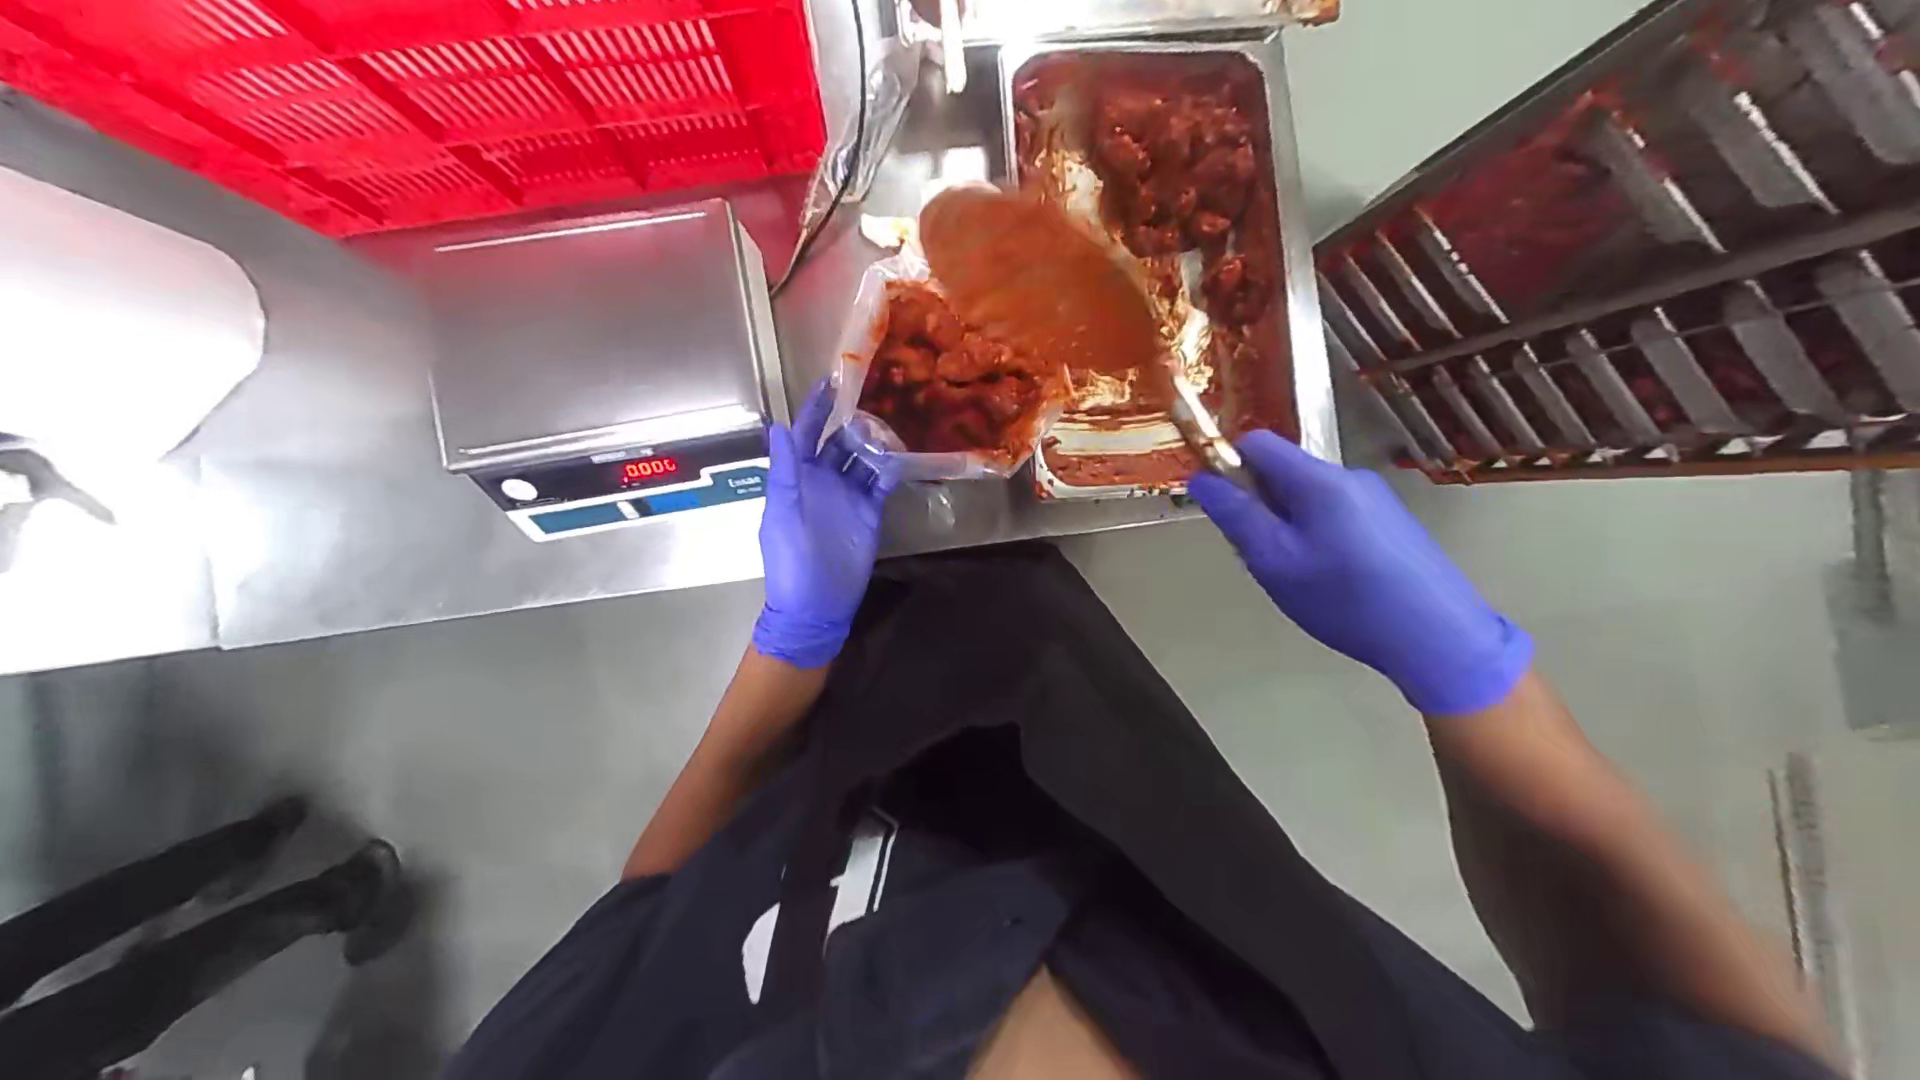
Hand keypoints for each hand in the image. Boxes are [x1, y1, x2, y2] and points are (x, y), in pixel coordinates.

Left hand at [752, 377, 899, 668]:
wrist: (816, 604)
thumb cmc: (791, 559)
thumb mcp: (783, 512)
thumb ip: (784, 471)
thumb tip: (778, 425)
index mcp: (798, 476)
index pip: (806, 433)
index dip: (815, 408)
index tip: (831, 381)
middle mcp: (824, 479)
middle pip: (840, 441)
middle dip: (854, 420)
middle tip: (875, 396)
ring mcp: (849, 495)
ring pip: (864, 458)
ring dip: (876, 441)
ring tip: (893, 421)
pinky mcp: (871, 511)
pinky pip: (882, 482)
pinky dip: (892, 467)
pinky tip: (906, 452)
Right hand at [1189, 432, 1530, 714]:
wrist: (1438, 638)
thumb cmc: (1345, 598)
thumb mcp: (1275, 560)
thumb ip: (1236, 515)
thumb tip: (1200, 478)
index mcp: (1318, 480)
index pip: (1257, 442)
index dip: (1228, 464)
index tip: (1222, 505)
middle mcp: (1348, 477)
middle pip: (1281, 471)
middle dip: (1257, 504)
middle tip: (1258, 554)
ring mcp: (1374, 498)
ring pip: (1304, 496)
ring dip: (1284, 524)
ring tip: (1294, 573)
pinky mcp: (1390, 521)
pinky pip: (1332, 513)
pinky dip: (1312, 534)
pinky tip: (1325, 577)